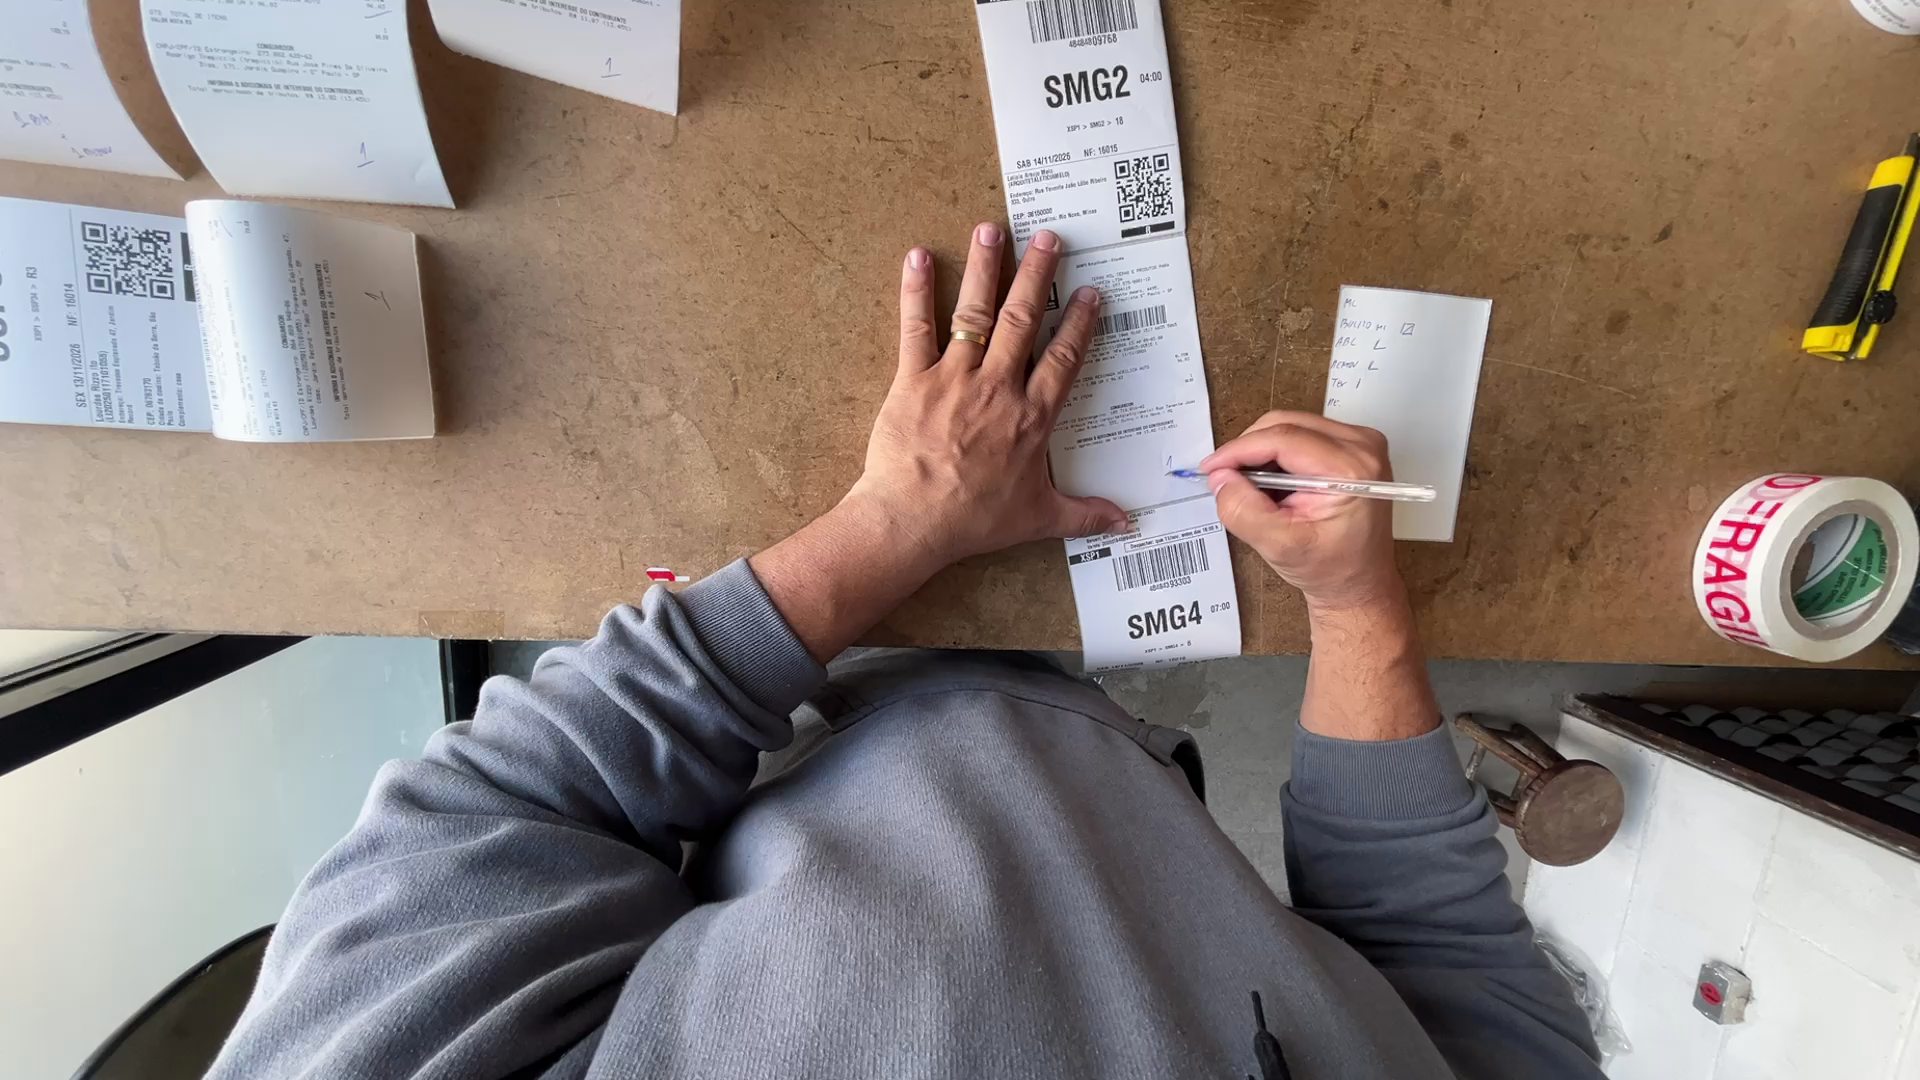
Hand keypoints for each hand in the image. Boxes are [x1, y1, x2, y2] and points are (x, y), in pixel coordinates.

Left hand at [750, 223, 1125, 662]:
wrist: (914, 521)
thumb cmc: (976, 521)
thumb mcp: (1038, 518)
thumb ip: (1084, 514)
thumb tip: (1127, 524)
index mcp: (1032, 417)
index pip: (1063, 359)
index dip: (1079, 323)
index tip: (1089, 292)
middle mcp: (998, 388)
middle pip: (1022, 320)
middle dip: (1037, 275)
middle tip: (1049, 238)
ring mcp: (955, 379)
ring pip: (975, 314)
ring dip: (985, 269)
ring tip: (992, 230)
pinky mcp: (913, 381)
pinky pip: (916, 329)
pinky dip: (916, 292)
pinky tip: (917, 257)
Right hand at [1201, 412, 1403, 614]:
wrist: (1357, 580)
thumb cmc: (1331, 567)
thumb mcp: (1279, 546)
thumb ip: (1243, 510)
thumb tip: (1220, 478)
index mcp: (1352, 469)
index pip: (1282, 439)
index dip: (1239, 450)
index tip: (1211, 468)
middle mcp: (1362, 446)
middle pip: (1284, 424)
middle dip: (1247, 450)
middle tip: (1226, 479)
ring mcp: (1358, 443)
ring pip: (1288, 426)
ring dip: (1260, 453)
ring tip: (1254, 489)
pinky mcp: (1349, 446)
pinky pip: (1298, 435)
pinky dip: (1273, 456)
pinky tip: (1272, 485)